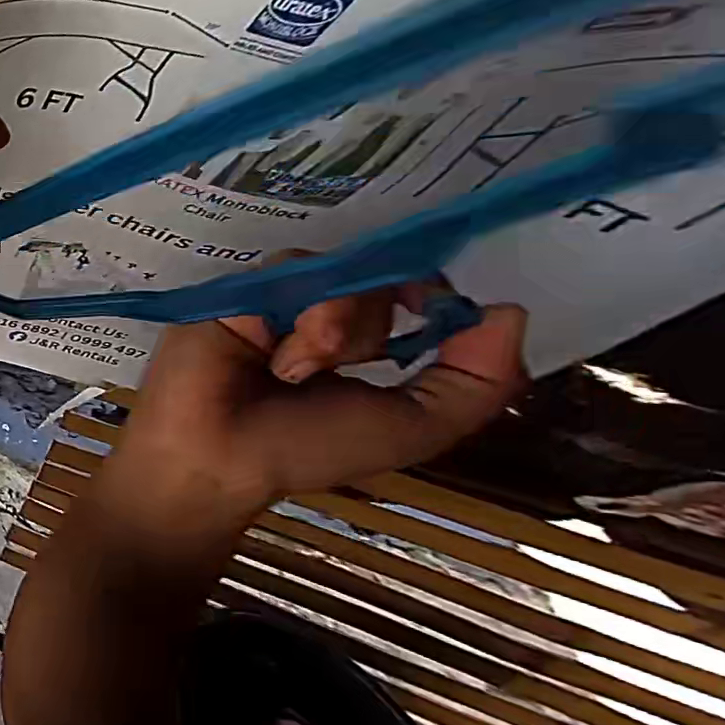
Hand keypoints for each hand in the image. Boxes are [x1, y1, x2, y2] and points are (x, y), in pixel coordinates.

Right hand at [113, 286, 528, 514]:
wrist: (217, 452)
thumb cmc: (307, 447)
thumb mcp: (415, 426)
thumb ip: (477, 379)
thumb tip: (507, 311)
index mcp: (353, 347)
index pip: (404, 297)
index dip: (429, 297)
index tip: (438, 314)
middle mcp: (313, 318)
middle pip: (373, 282)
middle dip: (375, 323)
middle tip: (349, 363)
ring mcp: (272, 302)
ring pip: (334, 274)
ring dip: (337, 325)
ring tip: (297, 369)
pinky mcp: (236, 292)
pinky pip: (290, 272)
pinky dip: (301, 314)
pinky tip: (278, 355)